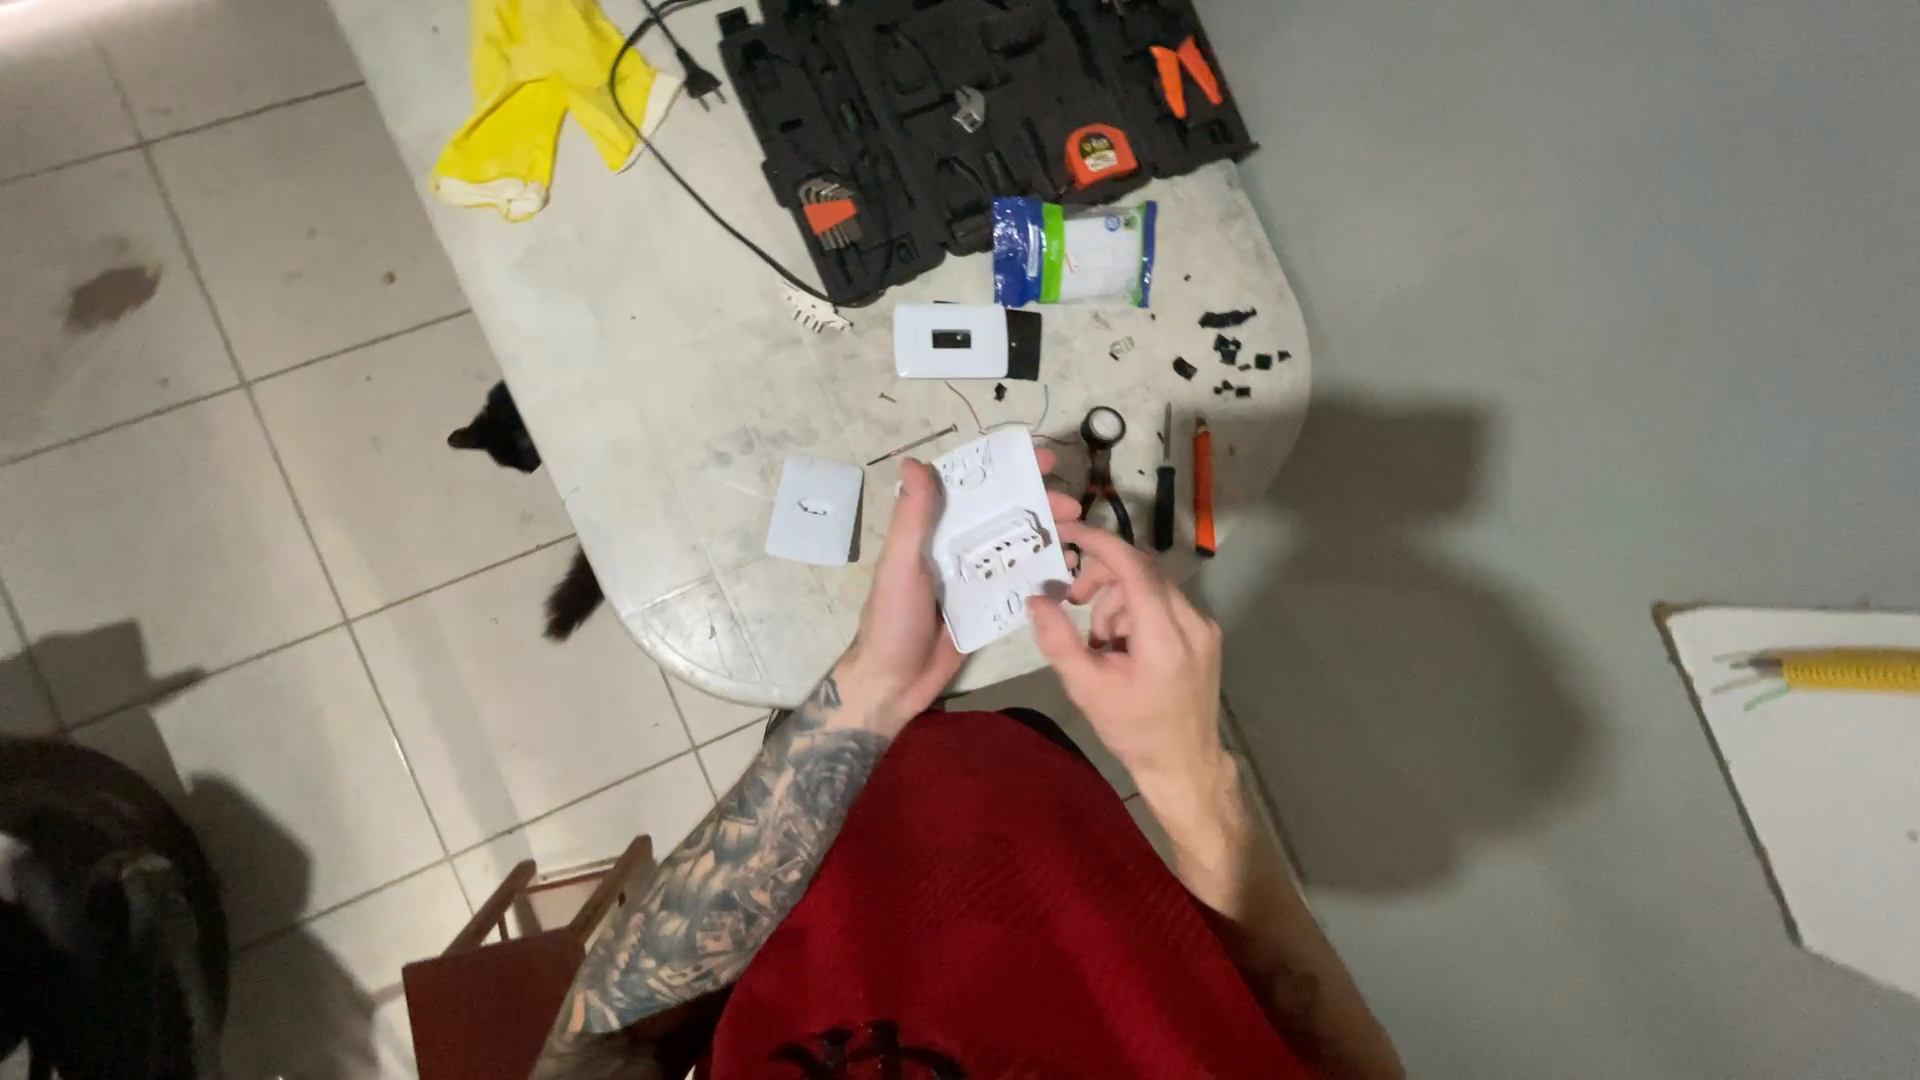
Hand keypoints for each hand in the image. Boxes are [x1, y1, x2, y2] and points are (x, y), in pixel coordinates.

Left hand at [840, 449, 1080, 734]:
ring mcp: (976, 577)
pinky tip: (1071, 572)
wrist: (895, 683)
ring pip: (1017, 546)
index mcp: (934, 530)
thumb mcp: (900, 565)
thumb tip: (913, 462)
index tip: (1042, 459)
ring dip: (1048, 537)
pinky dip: (1045, 575)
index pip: (972, 488)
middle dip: (1040, 504)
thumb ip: (912, 518)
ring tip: (1078, 537)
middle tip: (1073, 508)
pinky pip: (1021, 584)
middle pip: (1004, 514)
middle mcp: (958, 546)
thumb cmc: (892, 619)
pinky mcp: (989, 606)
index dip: (1005, 469)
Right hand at [1026, 521, 1227, 789]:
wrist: (1184, 765)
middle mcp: (1192, 622)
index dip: (1100, 544)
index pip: (1134, 568)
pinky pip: (1165, 602)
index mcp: (1164, 637)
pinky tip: (1123, 644)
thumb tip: (1035, 600)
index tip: (1069, 534)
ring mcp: (1204, 626)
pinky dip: (1136, 610)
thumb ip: (1058, 640)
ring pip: (1152, 585)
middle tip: (1074, 601)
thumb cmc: (1132, 729)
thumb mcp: (1086, 688)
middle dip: (1102, 576)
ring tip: (1100, 640)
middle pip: (1143, 570)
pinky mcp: (1205, 634)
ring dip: (1118, 598)